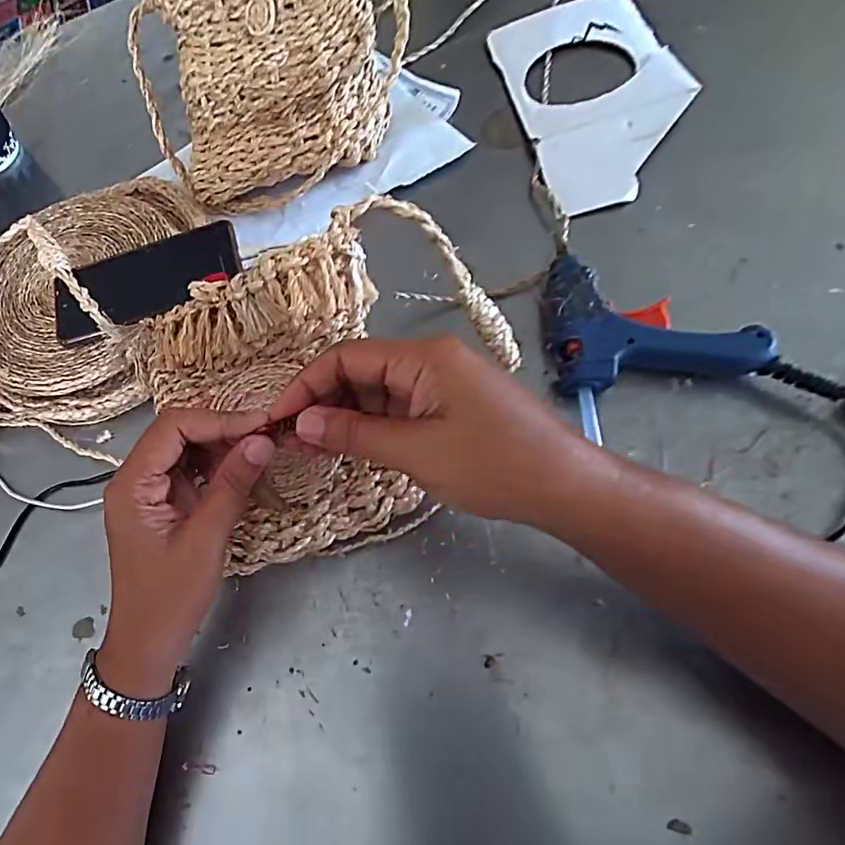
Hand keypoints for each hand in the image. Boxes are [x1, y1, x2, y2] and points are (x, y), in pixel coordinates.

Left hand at [100, 408, 273, 696]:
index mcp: (131, 484)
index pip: (172, 427)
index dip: (218, 419)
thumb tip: (261, 442)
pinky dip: (214, 467)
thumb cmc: (169, 600)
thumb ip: (232, 486)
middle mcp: (132, 480)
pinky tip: (239, 470)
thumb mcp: (205, 541)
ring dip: (219, 446)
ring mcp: (145, 492)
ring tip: (257, 450)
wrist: (147, 644)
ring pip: (183, 449)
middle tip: (264, 435)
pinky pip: (187, 471)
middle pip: (175, 432)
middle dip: (221, 428)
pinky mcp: (160, 505)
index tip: (260, 424)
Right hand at [266, 335, 613, 526]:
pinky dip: (371, 427)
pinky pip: (397, 408)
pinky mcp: (449, 406)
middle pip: (359, 372)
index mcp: (423, 357)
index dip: (306, 385)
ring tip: (313, 448)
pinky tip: (350, 447)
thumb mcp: (416, 452)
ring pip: (376, 392)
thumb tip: (301, 423)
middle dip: (322, 403)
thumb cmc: (494, 465)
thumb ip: (354, 434)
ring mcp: (441, 383)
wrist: (565, 487)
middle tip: (291, 440)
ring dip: (344, 417)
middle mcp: (430, 360)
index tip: (278, 418)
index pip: (346, 357)